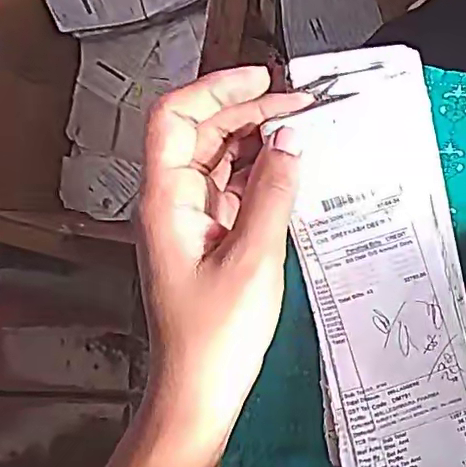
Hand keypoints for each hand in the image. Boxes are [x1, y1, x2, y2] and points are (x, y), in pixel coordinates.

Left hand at [136, 66, 312, 466]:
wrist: (200, 387)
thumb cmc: (214, 337)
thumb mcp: (254, 258)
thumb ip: (273, 194)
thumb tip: (289, 144)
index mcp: (166, 201)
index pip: (176, 117)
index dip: (216, 89)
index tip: (260, 79)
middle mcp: (173, 204)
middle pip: (202, 135)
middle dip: (248, 113)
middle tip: (296, 107)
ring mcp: (193, 222)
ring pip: (221, 161)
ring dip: (257, 143)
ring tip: (299, 134)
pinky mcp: (212, 241)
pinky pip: (235, 192)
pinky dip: (262, 177)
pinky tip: (290, 174)